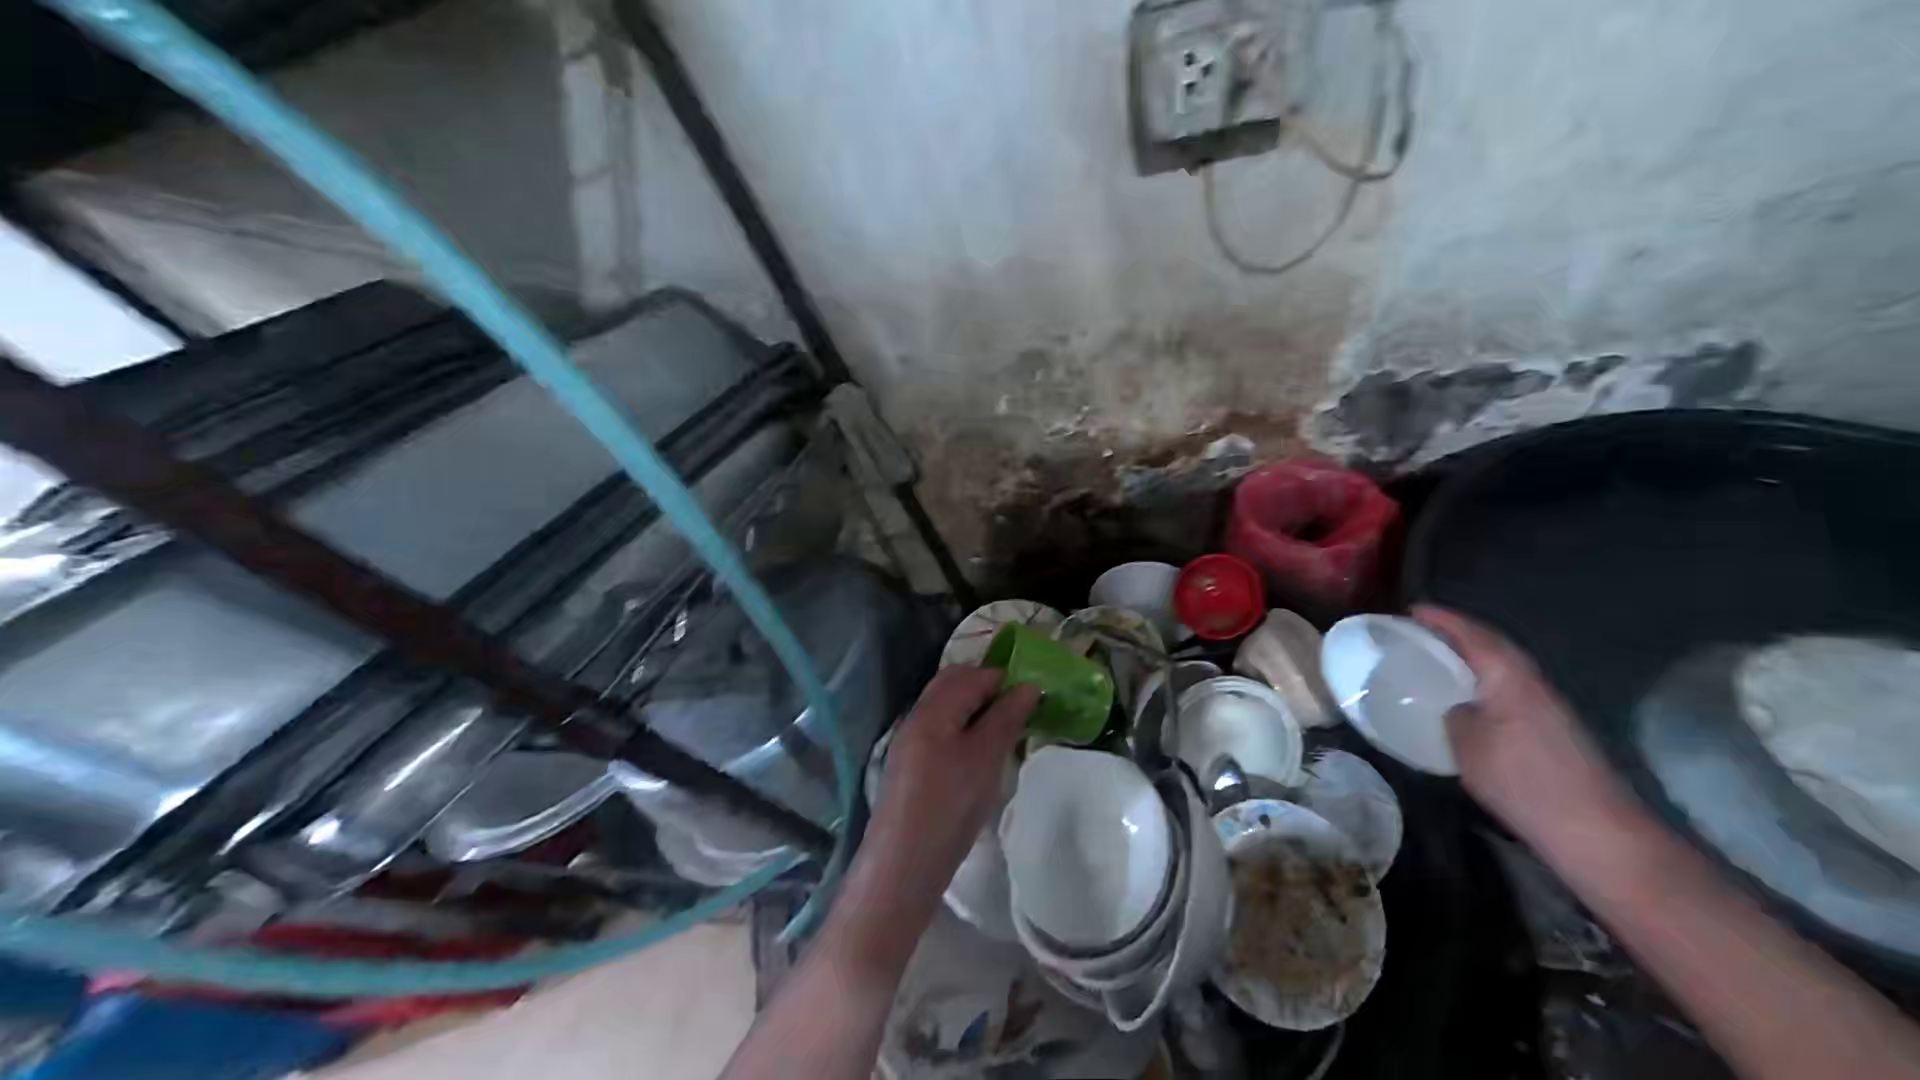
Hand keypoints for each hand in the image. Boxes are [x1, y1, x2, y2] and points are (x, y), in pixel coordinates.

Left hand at [856, 666, 1038, 911]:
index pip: (971, 675)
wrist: (904, 864)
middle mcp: (916, 717)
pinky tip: (981, 752)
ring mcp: (910, 742)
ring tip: (1006, 730)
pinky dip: (964, 729)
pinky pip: (941, 730)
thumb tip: (1028, 686)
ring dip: (976, 709)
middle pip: (953, 685)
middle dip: (987, 688)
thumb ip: (1006, 717)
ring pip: (946, 708)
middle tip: (1021, 707)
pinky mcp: (911, 766)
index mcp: (932, 709)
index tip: (1035, 693)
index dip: (1004, 678)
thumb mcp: (985, 757)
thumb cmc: (949, 805)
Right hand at [1413, 605, 1626, 838]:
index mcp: (1509, 678)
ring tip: (1436, 658)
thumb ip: (1454, 714)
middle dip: (1457, 633)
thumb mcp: (1466, 744)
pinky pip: (1509, 688)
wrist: (1594, 829)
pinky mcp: (1554, 729)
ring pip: (1504, 667)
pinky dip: (1484, 680)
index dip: (1442, 619)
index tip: (1412, 609)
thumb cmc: (1521, 779)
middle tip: (1420, 631)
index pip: (1474, 634)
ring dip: (1472, 657)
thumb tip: (1454, 707)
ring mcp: (1549, 706)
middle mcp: (1533, 683)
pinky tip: (1466, 696)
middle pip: (1493, 645)